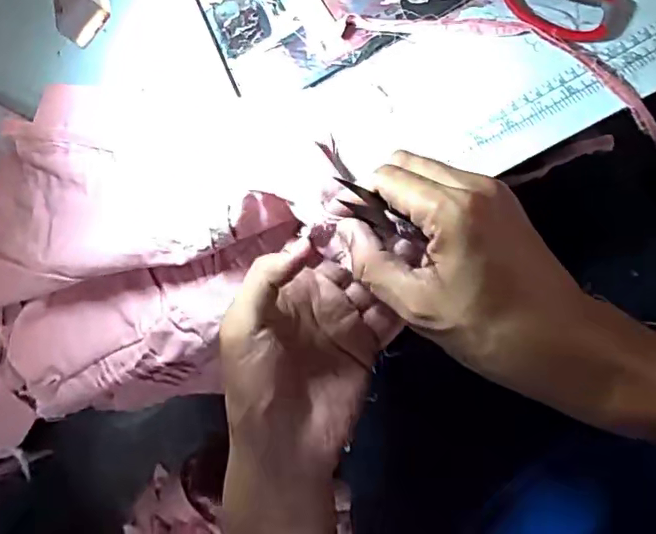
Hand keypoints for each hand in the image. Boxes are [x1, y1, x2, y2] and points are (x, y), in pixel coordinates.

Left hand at [220, 239, 400, 478]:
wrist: (283, 449)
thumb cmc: (254, 383)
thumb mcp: (242, 326)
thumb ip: (265, 277)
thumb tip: (305, 240)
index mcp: (290, 289)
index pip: (315, 248)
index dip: (334, 229)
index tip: (358, 207)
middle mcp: (321, 297)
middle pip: (349, 260)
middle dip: (368, 242)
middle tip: (393, 220)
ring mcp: (347, 320)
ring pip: (372, 282)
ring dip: (388, 265)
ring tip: (412, 243)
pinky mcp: (369, 344)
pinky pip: (387, 315)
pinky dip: (400, 297)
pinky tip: (414, 278)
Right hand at [336, 152, 638, 411]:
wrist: (566, 340)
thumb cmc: (490, 330)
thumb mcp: (420, 307)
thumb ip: (372, 264)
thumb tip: (345, 230)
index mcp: (452, 206)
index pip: (387, 175)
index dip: (360, 198)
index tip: (349, 229)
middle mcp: (472, 182)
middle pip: (408, 162)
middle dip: (382, 192)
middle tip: (375, 236)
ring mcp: (492, 187)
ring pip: (429, 170)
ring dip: (407, 196)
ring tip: (404, 244)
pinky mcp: (502, 198)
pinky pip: (451, 183)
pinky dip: (431, 201)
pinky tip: (431, 242)